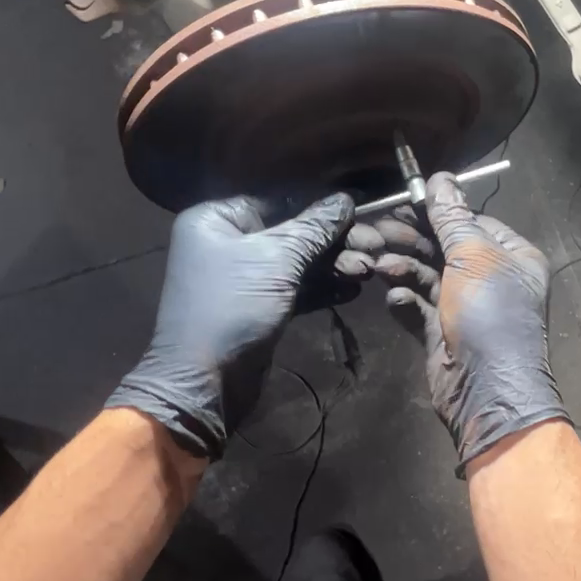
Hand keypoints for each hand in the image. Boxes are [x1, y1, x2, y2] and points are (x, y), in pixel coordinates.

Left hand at [108, 193, 355, 459]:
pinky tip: (353, 290)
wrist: (205, 382)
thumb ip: (314, 228)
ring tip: (368, 271)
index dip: (323, 204)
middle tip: (374, 246)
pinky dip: (323, 287)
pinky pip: (297, 287)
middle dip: (335, 239)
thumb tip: (345, 199)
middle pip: (293, 229)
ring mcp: (245, 276)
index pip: (279, 198)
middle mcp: (229, 241)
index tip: (363, 209)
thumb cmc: (232, 308)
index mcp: (218, 218)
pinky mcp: (260, 306)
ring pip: (299, 260)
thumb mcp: (277, 261)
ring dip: (335, 264)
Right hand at [368, 174, 566, 472]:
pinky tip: (394, 297)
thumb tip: (440, 177)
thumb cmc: (489, 313)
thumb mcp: (473, 256)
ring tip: (378, 264)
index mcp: (512, 256)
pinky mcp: (443, 332)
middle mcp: (491, 278)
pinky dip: (405, 299)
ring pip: (427, 276)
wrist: (486, 389)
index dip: (436, 211)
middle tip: (375, 229)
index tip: (401, 202)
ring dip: (402, 268)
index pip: (471, 221)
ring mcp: (466, 307)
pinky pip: (418, 307)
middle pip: (444, 247)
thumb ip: (452, 217)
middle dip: (410, 239)